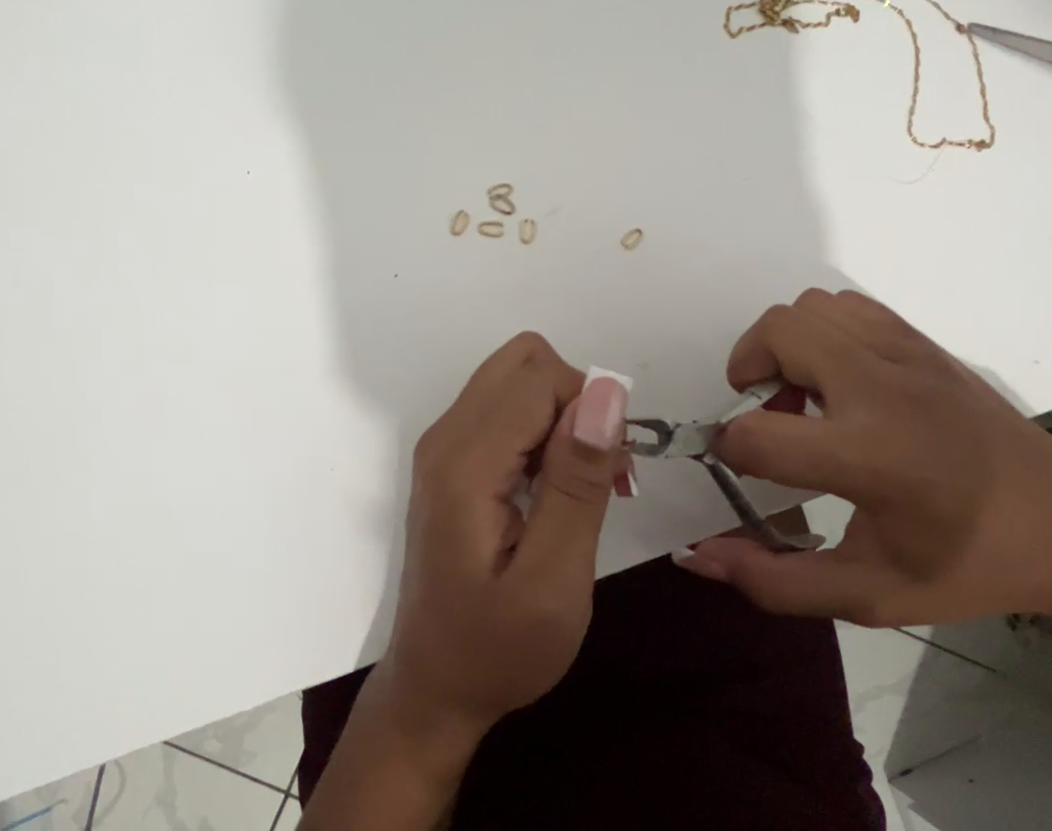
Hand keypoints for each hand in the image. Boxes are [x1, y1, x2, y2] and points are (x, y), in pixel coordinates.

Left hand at [369, 332, 631, 745]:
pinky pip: (506, 412)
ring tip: (591, 488)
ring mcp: (443, 448)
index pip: (539, 378)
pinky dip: (546, 433)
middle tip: (602, 474)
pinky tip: (562, 491)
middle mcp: (445, 438)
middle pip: (524, 363)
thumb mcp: (554, 580)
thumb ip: (578, 484)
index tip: (616, 473)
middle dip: (579, 402)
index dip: (592, 409)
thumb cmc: (498, 649)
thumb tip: (606, 393)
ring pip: (517, 381)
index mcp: (465, 464)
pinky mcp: (451, 463)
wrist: (435, 689)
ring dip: (566, 418)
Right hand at [672, 289, 1051, 627]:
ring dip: (785, 345)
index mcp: (870, 458)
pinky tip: (840, 382)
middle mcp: (883, 391)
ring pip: (812, 308)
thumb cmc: (969, 567)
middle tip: (762, 413)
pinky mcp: (925, 344)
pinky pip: (850, 307)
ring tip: (802, 396)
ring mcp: (907, 356)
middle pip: (778, 332)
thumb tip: (696, 556)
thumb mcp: (868, 595)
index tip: (740, 468)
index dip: (729, 449)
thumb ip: (773, 580)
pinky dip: (823, 331)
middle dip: (747, 369)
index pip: (758, 434)